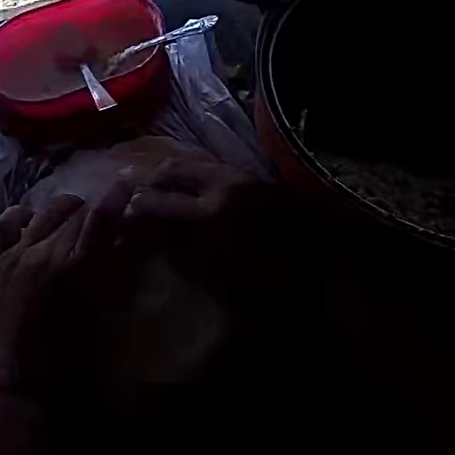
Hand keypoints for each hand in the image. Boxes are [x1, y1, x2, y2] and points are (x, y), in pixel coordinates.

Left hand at [0, 179, 132, 403]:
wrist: (13, 378)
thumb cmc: (63, 357)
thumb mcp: (95, 312)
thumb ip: (104, 273)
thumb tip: (116, 243)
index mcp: (76, 268)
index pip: (99, 219)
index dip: (114, 198)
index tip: (125, 183)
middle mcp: (46, 251)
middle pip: (74, 213)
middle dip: (92, 208)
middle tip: (102, 212)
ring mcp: (17, 252)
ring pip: (44, 212)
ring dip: (63, 209)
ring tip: (71, 215)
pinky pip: (8, 221)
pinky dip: (23, 215)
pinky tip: (32, 219)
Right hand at [125, 158, 279, 305]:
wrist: (333, 280)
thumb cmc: (270, 291)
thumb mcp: (217, 279)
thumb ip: (180, 251)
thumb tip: (151, 233)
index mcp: (210, 214)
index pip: (158, 201)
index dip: (135, 206)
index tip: (122, 211)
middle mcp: (223, 186)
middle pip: (173, 169)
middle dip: (149, 178)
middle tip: (132, 188)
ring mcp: (242, 179)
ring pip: (195, 162)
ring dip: (171, 171)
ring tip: (156, 183)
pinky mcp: (257, 181)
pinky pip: (215, 167)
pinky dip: (194, 172)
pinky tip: (189, 185)